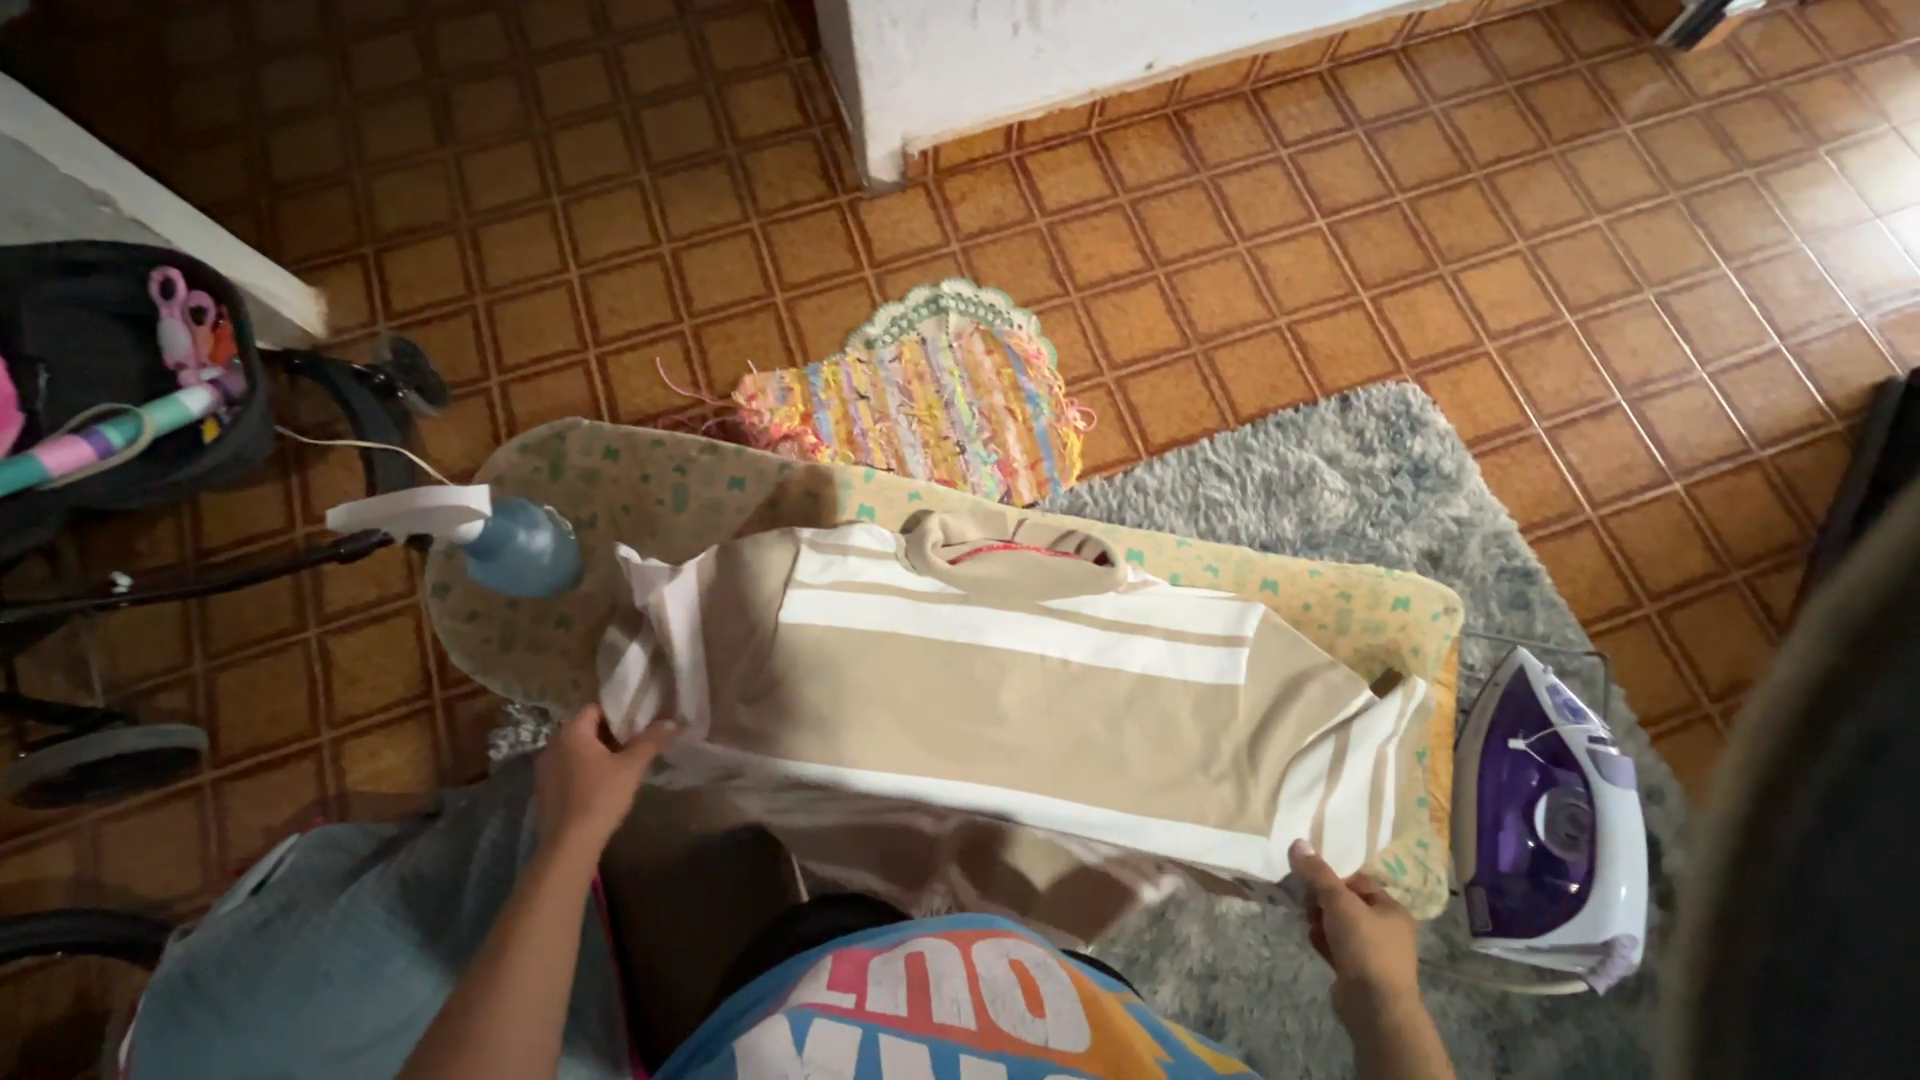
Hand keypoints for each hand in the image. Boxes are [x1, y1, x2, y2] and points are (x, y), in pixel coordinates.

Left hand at [534, 705, 677, 856]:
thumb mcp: (631, 766)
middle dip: (609, 733)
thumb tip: (669, 722)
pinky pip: (567, 768)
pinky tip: (602, 784)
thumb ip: (650, 741)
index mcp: (571, 733)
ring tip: (622, 762)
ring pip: (575, 750)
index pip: (594, 709)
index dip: (618, 712)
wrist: (570, 843)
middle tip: (635, 741)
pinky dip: (584, 769)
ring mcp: (544, 769)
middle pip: (584, 729)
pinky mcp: (544, 790)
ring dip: (596, 752)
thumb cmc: (601, 796)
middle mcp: (552, 746)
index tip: (638, 721)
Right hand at [1289, 839, 1421, 1026]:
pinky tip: (1313, 940)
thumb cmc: (1365, 946)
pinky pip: (1336, 947)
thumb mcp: (1339, 902)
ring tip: (1308, 921)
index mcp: (1392, 910)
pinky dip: (1324, 941)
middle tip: (1305, 899)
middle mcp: (1387, 930)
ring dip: (1321, 921)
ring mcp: (1373, 953)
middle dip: (1323, 900)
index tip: (1309, 874)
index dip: (1333, 876)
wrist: (1374, 1006)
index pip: (1359, 882)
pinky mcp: (1358, 971)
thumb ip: (1318, 873)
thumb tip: (1299, 842)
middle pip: (1347, 903)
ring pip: (1339, 925)